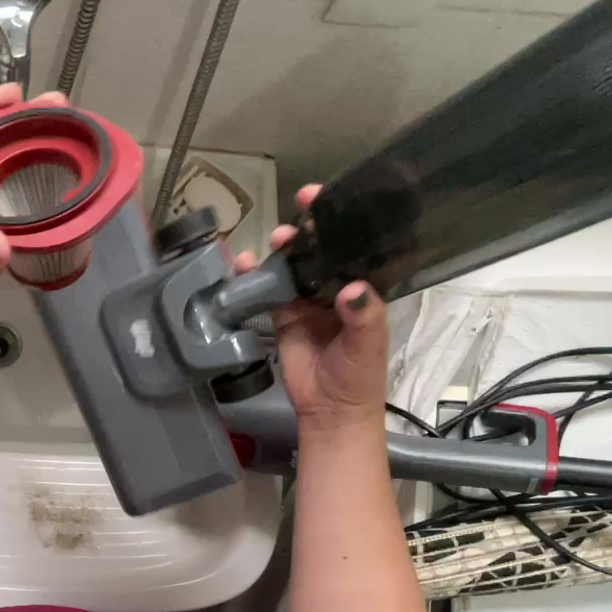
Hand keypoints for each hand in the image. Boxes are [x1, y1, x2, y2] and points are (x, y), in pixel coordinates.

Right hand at [231, 184, 390, 435]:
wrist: (330, 409)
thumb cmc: (359, 376)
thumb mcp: (368, 343)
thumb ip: (363, 314)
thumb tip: (350, 289)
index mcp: (361, 289)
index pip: (352, 248)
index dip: (341, 223)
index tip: (328, 201)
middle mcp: (333, 289)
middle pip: (318, 253)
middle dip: (305, 233)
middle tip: (294, 222)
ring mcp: (306, 303)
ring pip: (291, 269)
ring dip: (280, 253)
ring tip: (272, 243)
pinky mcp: (282, 319)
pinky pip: (267, 294)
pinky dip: (254, 280)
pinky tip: (243, 268)